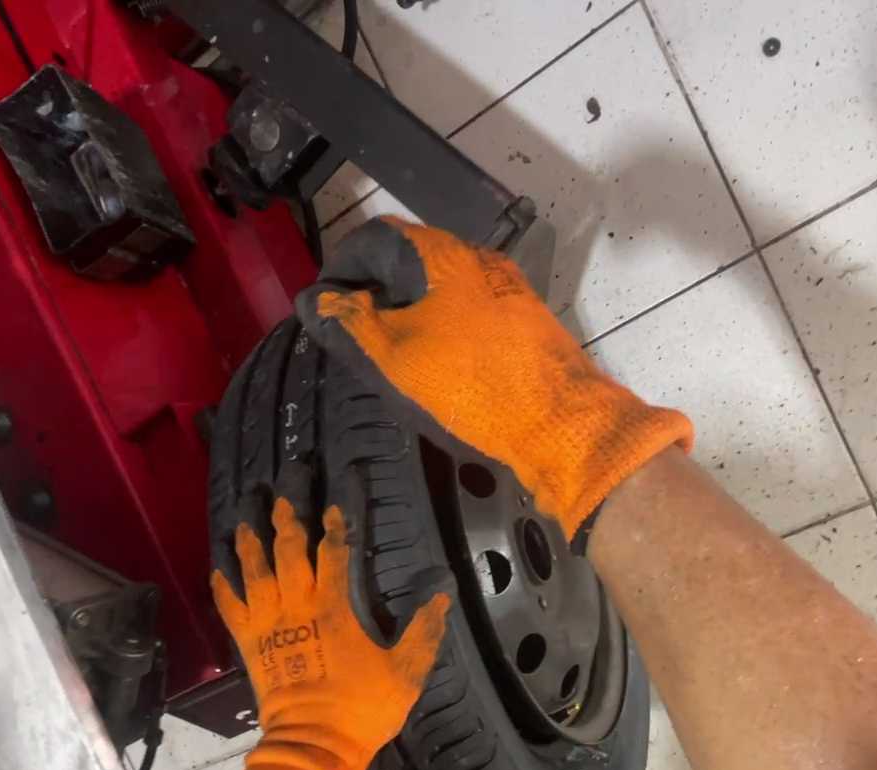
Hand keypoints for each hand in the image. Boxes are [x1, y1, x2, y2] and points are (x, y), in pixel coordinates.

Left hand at [211, 498, 450, 769]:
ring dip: (249, 538)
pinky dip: (223, 584)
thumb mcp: (406, 671)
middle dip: (287, 513)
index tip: (335, 494)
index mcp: (335, 609)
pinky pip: (230, 607)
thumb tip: (444, 591)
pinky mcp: (249, 645)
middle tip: (285, 484)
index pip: (335, 551)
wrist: (314, 748)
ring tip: (245, 510)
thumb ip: (424, 629)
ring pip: (253, 570)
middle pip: (288, 549)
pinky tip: (219, 564)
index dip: (336, 520)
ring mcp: (268, 624)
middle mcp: (296, 606)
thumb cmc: (363, 709)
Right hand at [296, 217, 691, 539]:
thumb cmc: (472, 386)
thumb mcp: (396, 358)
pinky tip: (437, 367)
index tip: (325, 305)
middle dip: (374, 292)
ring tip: (390, 355)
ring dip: (409, 313)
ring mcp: (507, 291)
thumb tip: (315, 300)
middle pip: (410, 262)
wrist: (561, 424)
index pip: (374, 238)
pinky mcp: (525, 324)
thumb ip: (350, 324)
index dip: (340, 267)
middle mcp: (478, 260)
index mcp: (442, 255)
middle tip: (353, 333)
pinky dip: (441, 330)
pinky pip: (469, 315)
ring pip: (442, 290)